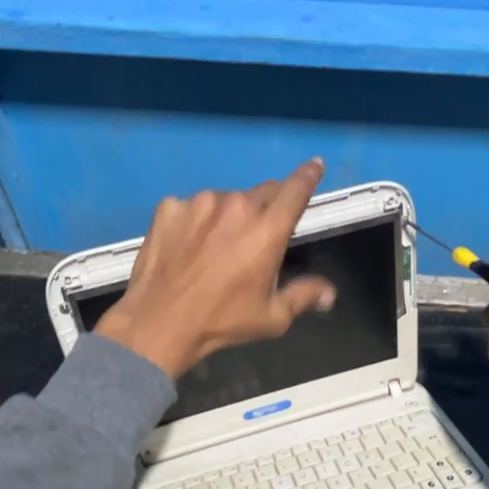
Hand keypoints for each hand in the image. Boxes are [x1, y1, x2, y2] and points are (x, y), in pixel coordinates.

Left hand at [93, 160, 336, 378]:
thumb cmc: (222, 321)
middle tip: (259, 235)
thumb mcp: (272, 317)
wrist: (159, 323)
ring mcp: (200, 203)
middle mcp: (237, 205)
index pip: (296, 189)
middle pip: (262, 193)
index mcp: (268, 228)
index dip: (308, 175)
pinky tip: (186, 247)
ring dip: (228, 216)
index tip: (315, 165)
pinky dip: (195, 222)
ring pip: (225, 200)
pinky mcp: (169, 207)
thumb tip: (330, 294)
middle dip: (267, 208)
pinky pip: (191, 208)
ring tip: (215, 247)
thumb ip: (304, 296)